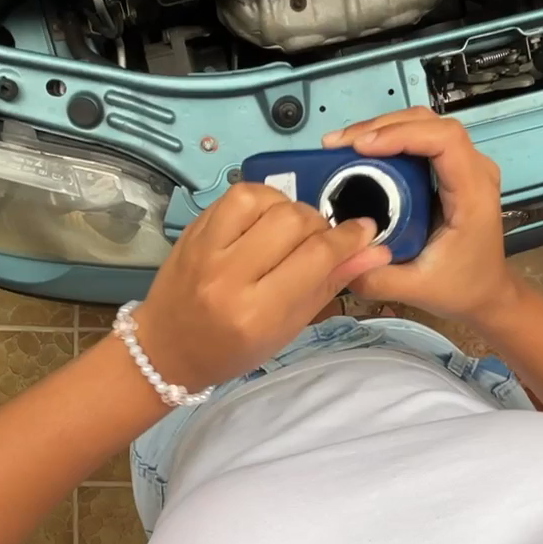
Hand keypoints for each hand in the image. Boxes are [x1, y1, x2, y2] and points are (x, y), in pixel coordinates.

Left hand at [131, 183, 388, 389]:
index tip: (364, 231)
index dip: (348, 238)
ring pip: (265, 199)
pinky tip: (264, 220)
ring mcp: (205, 250)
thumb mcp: (287, 327)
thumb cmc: (233, 349)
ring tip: (288, 231)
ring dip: (288, 208)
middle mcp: (228, 277)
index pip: (316, 257)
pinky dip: (262, 200)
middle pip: (294, 220)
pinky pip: (237, 195)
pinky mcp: (192, 230)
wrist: (167, 348)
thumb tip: (375, 249)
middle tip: (317, 242)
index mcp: (257, 313)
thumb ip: (329, 284)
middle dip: (318, 225)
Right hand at [323, 107, 521, 323]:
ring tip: (344, 145)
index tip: (361, 147)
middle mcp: (475, 171)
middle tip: (339, 144)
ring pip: (425, 125)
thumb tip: (337, 257)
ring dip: (382, 128)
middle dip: (382, 126)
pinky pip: (422, 140)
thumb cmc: (461, 288)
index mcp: (473, 195)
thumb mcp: (416, 290)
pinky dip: (389, 138)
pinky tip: (361, 151)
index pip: (445, 141)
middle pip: (430, 124)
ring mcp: (465, 166)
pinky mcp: (452, 170)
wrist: (487, 293)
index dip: (401, 135)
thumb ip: (376, 278)